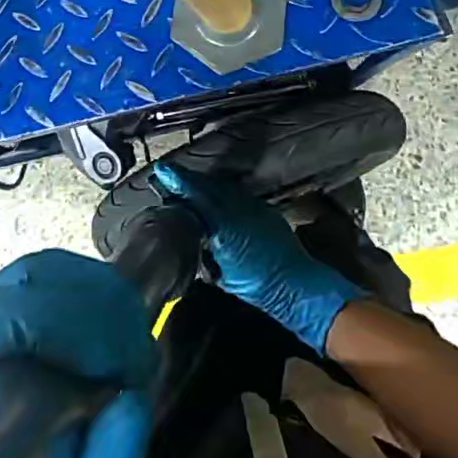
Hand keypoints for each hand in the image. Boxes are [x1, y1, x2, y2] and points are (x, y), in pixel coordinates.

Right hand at [152, 162, 364, 351]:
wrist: (295, 286)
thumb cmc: (256, 285)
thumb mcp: (218, 272)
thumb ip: (201, 250)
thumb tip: (188, 234)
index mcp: (221, 225)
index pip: (193, 194)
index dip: (176, 182)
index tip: (161, 172)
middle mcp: (237, 210)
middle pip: (206, 186)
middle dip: (186, 179)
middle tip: (169, 174)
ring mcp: (252, 206)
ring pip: (221, 187)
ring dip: (203, 183)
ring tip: (188, 182)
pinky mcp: (264, 209)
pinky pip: (236, 193)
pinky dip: (221, 191)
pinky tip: (215, 194)